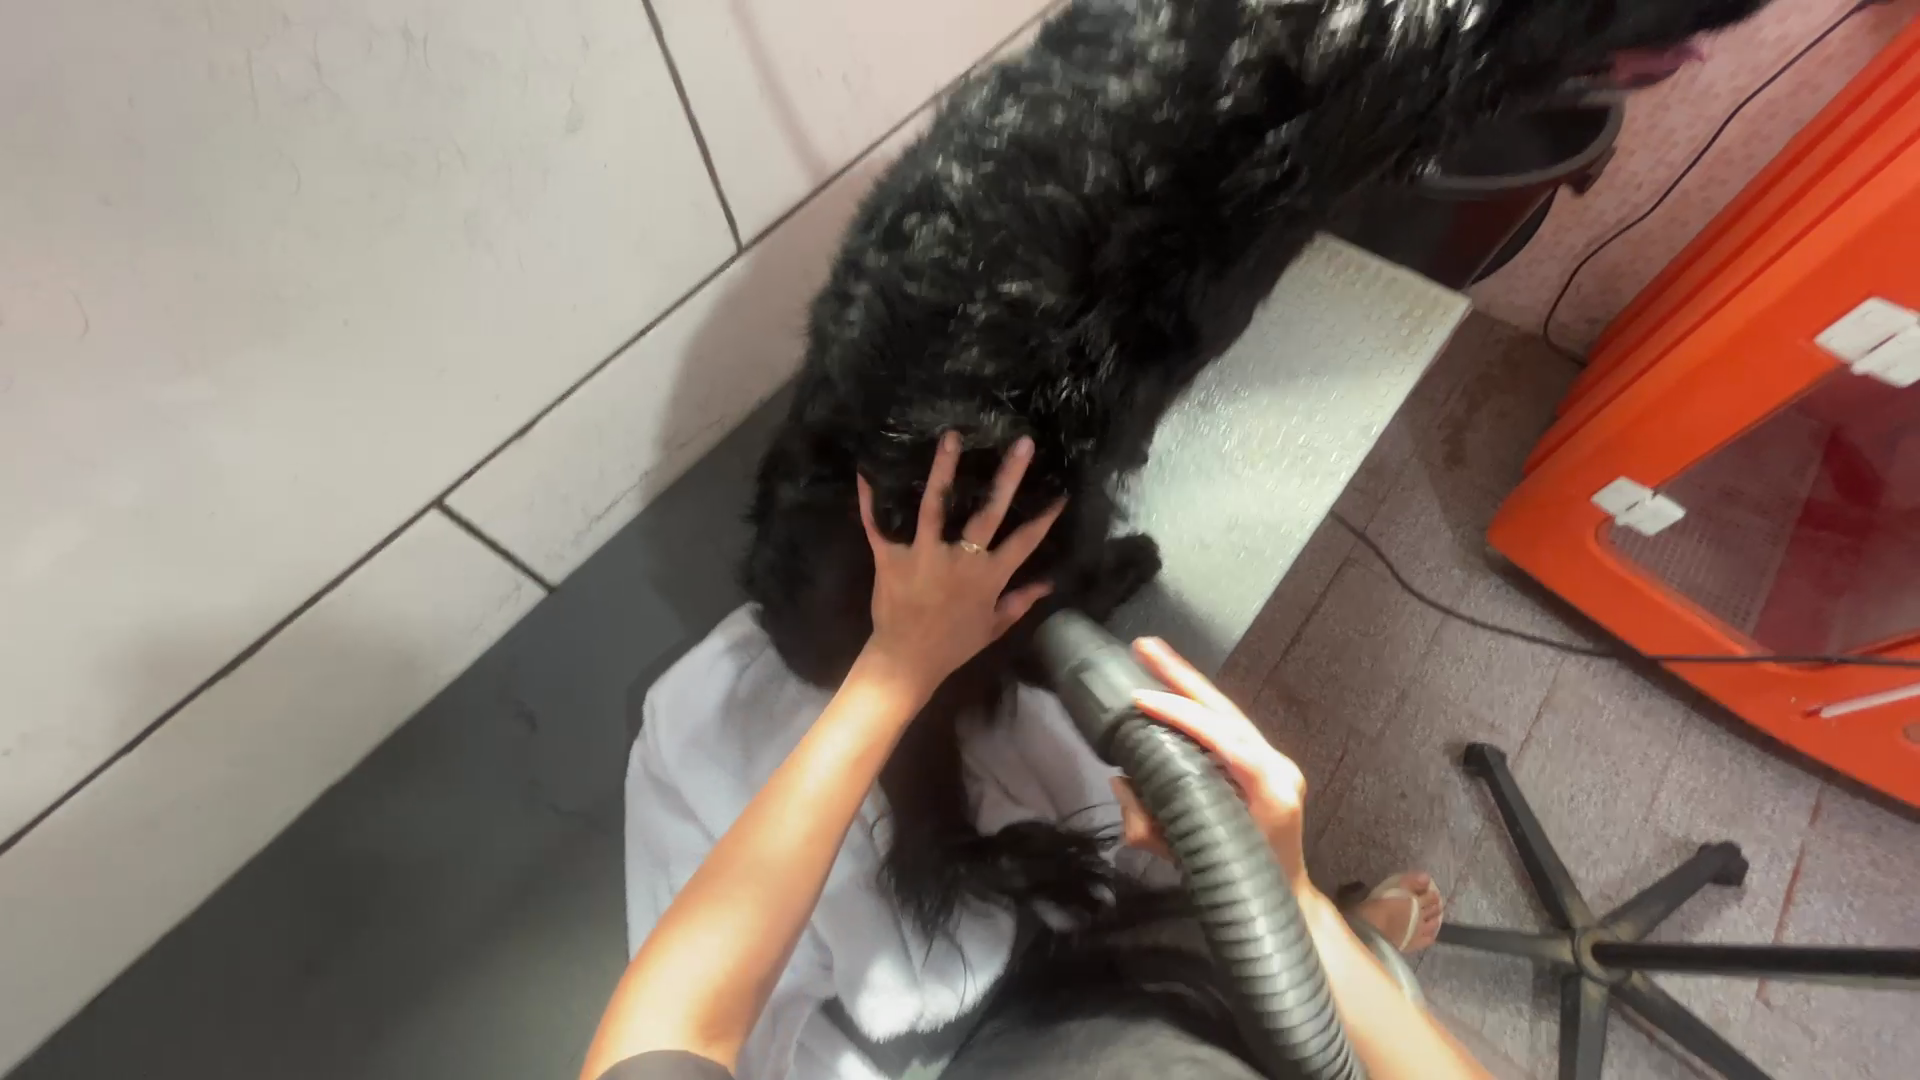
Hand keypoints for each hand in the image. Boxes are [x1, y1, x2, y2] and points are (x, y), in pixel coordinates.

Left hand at [855, 431, 1063, 698]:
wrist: (907, 661)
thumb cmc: (953, 645)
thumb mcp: (993, 626)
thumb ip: (1020, 601)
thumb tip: (1048, 584)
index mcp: (989, 576)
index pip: (1025, 541)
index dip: (1045, 517)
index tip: (1061, 491)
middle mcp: (960, 559)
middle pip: (989, 512)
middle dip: (1008, 476)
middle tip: (1022, 443)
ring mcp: (924, 554)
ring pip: (935, 505)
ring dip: (944, 470)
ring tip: (951, 437)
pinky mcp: (891, 557)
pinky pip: (878, 525)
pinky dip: (870, 500)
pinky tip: (866, 471)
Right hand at [1110, 637, 1310, 893]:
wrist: (1286, 903)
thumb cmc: (1241, 887)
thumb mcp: (1188, 860)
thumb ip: (1150, 825)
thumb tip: (1122, 782)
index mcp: (1270, 791)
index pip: (1224, 739)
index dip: (1181, 715)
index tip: (1141, 700)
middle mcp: (1278, 767)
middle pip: (1226, 710)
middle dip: (1182, 676)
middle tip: (1145, 647)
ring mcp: (1275, 761)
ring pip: (1226, 711)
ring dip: (1186, 682)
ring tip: (1153, 655)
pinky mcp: (1265, 761)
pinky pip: (1226, 725)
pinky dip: (1196, 703)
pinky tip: (1172, 688)